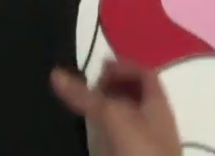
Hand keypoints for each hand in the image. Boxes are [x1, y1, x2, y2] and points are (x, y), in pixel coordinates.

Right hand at [51, 60, 181, 155]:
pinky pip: (123, 141)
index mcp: (158, 105)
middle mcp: (158, 124)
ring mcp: (150, 148)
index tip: (98, 68)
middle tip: (89, 88)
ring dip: (109, 111)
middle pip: (137, 96)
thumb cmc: (140, 151)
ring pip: (130, 120)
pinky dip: (108, 134)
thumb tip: (56, 74)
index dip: (122, 66)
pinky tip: (93, 139)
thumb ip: (85, 95)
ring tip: (86, 110)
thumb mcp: (111, 116)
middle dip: (113, 88)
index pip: (145, 74)